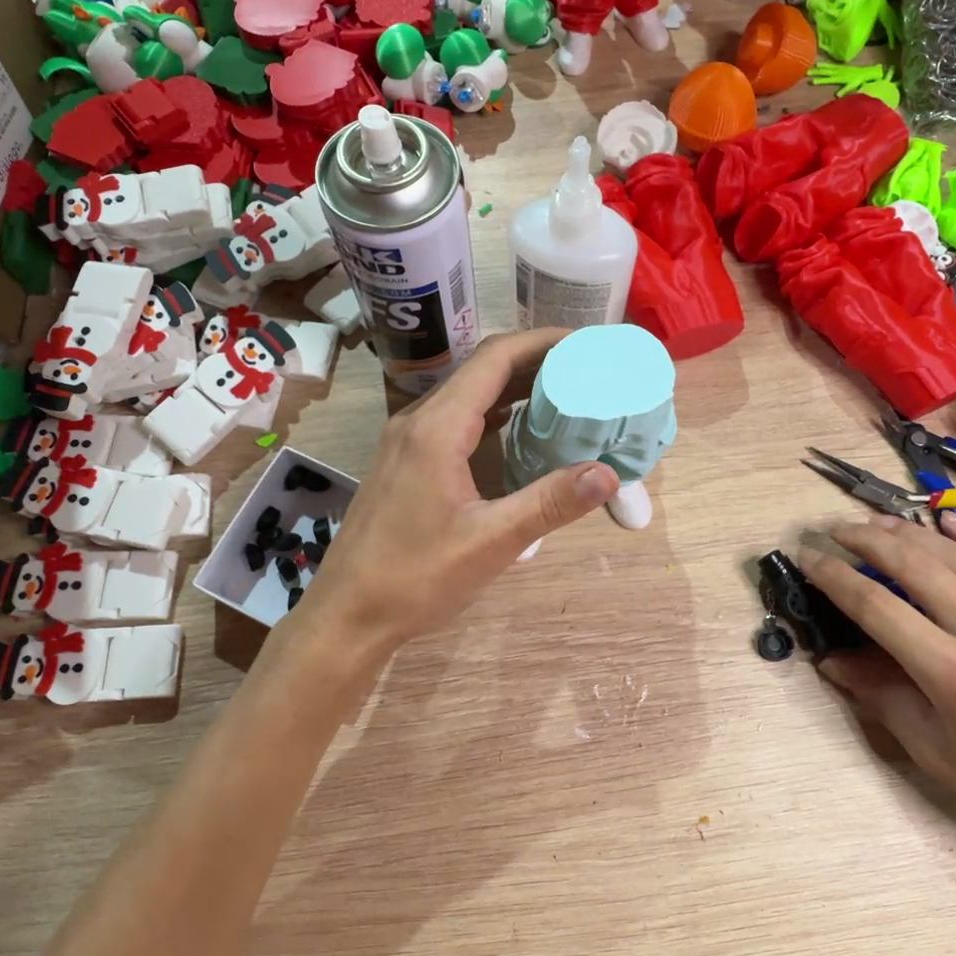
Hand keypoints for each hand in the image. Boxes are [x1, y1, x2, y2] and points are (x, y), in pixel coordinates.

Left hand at [301, 329, 620, 650]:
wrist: (347, 614)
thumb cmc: (415, 578)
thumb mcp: (490, 543)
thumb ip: (549, 504)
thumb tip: (608, 473)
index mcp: (437, 428)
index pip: (495, 358)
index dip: (543, 341)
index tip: (587, 342)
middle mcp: (418, 421)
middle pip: (482, 369)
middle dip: (536, 361)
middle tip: (588, 367)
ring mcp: (406, 441)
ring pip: (467, 394)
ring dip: (514, 386)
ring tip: (566, 392)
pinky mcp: (405, 462)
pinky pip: (455, 420)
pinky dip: (493, 414)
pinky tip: (520, 432)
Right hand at [800, 515, 955, 889]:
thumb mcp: (937, 755)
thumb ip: (882, 698)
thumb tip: (832, 661)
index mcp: (953, 675)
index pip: (877, 606)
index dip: (834, 576)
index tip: (806, 557)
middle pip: (915, 566)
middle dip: (867, 540)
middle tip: (834, 531)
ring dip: (911, 533)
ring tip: (876, 522)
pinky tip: (947, 524)